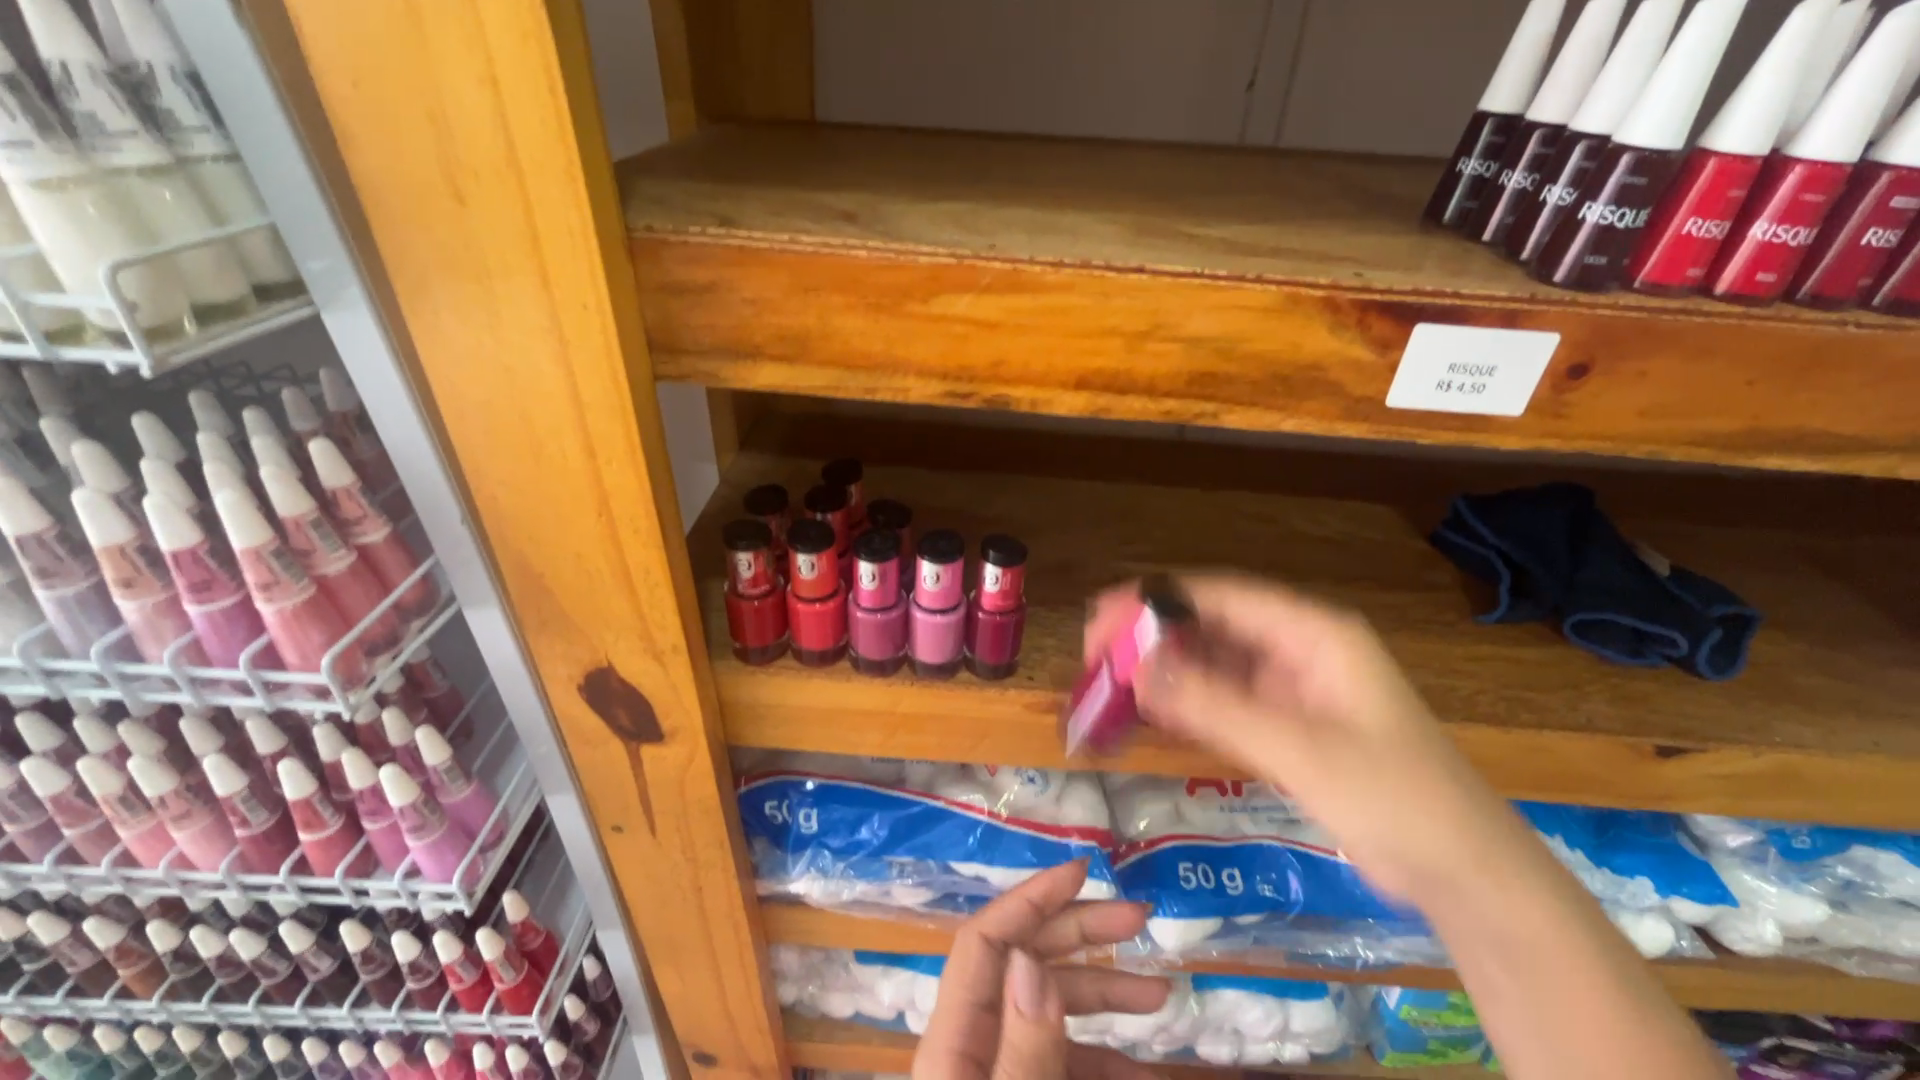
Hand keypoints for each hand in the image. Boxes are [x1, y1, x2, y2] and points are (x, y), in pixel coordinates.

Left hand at [912, 860, 1169, 1079]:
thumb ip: (1023, 1045)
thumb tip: (1031, 959)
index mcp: (954, 1038)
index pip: (986, 941)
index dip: (1031, 896)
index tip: (1083, 869)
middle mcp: (972, 1043)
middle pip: (1026, 964)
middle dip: (1083, 935)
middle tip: (1140, 920)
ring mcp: (997, 1067)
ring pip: (1051, 1012)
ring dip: (1105, 996)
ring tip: (1160, 997)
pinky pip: (1061, 1058)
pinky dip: (1101, 1056)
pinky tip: (1138, 1067)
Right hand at [1086, 575, 1524, 903]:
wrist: (1462, 871)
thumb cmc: (1393, 797)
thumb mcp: (1300, 748)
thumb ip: (1215, 706)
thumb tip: (1135, 669)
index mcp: (1313, 634)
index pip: (1219, 597)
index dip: (1154, 602)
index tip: (1099, 621)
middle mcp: (1297, 650)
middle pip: (1209, 628)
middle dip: (1150, 639)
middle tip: (1092, 662)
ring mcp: (1291, 690)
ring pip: (1210, 667)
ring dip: (1161, 676)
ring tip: (1105, 690)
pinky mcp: (1286, 728)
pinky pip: (1222, 705)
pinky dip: (1184, 709)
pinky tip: (1143, 719)